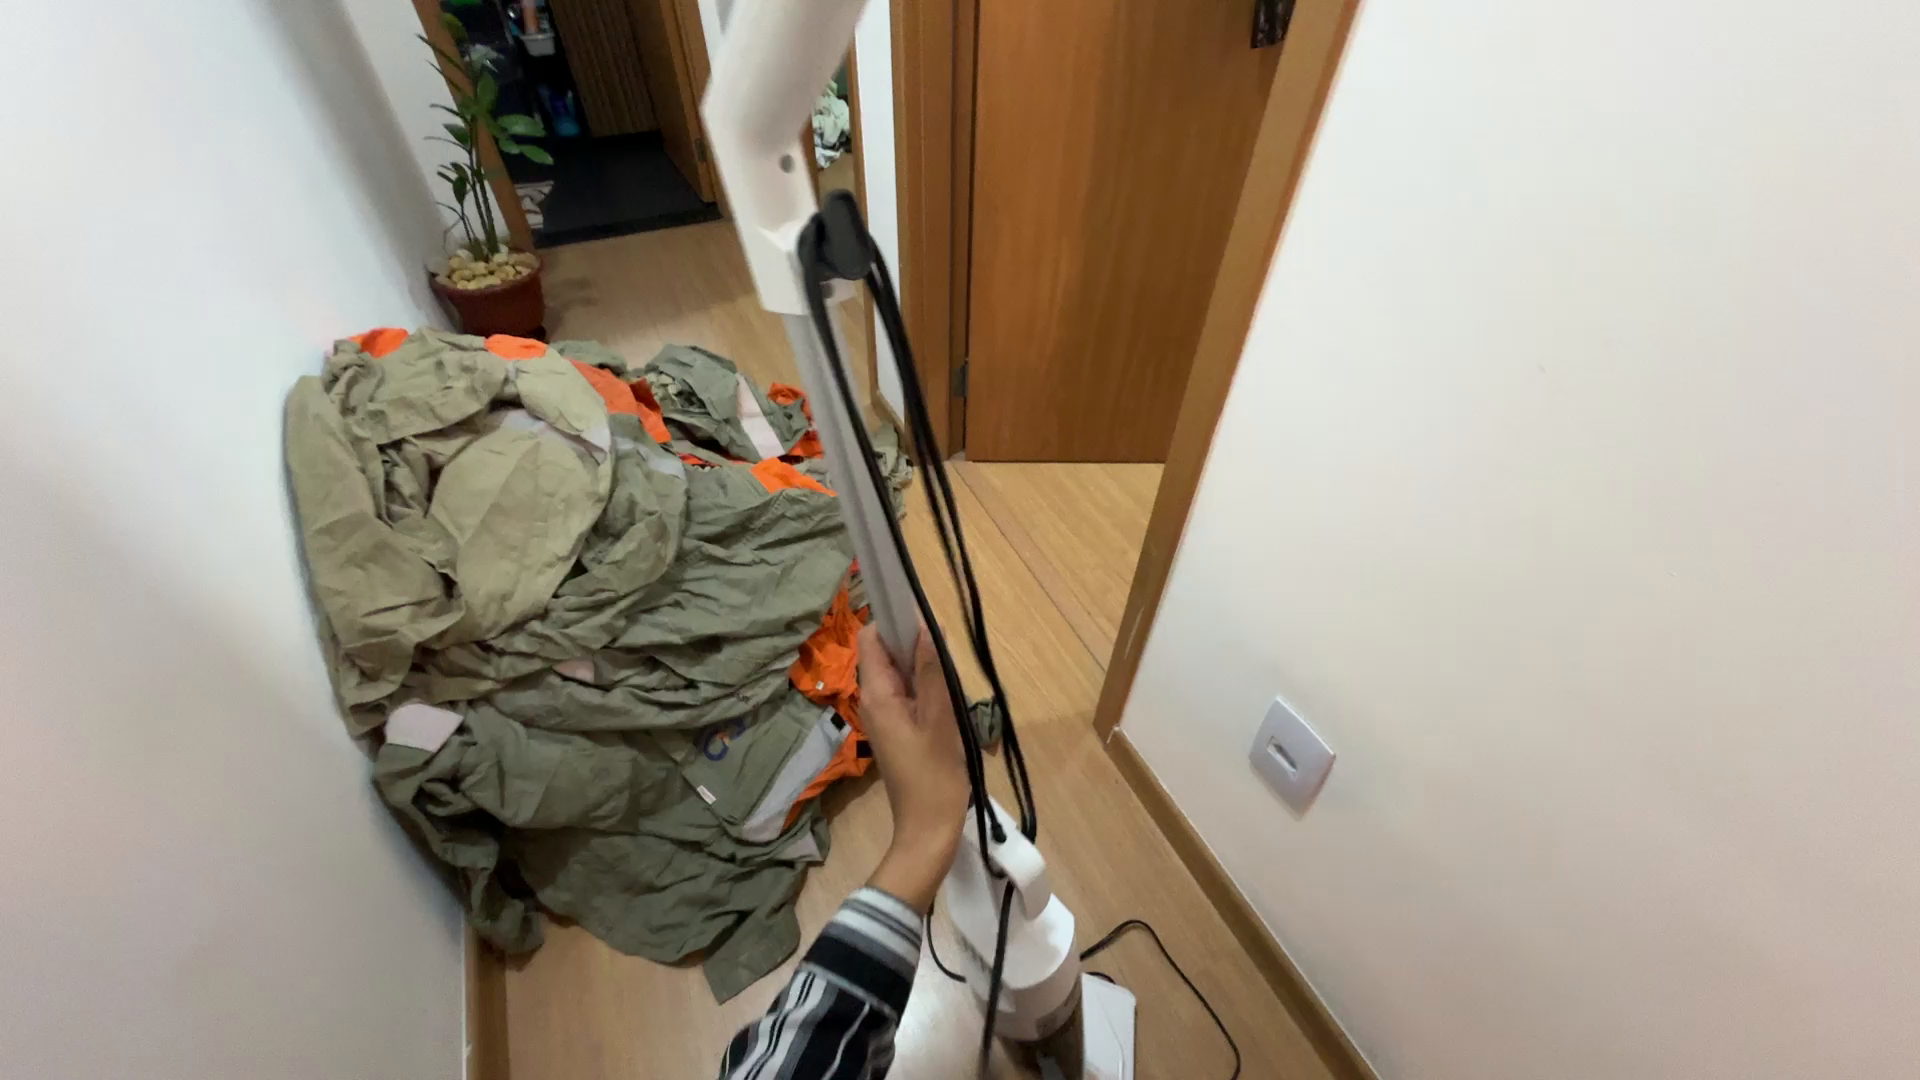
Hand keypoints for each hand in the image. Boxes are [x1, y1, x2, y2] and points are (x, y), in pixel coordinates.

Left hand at [857, 624, 969, 912]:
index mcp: (877, 694)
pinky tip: (947, 699)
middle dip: (912, 642)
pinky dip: (924, 686)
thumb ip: (930, 670)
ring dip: (922, 666)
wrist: (928, 829)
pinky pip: (906, 692)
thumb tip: (925, 625)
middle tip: (945, 654)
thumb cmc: (935, 774)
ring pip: (898, 672)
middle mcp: (873, 700)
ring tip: (949, 679)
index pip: (871, 637)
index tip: (923, 616)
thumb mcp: (939, 718)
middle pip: (885, 652)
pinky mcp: (896, 728)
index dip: (892, 619)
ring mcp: (884, 715)